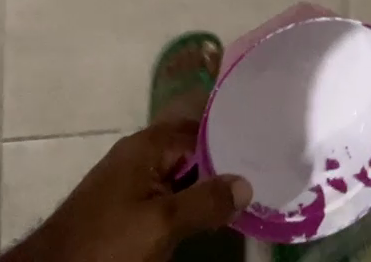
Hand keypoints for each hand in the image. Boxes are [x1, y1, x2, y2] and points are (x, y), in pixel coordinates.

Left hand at [1, 120, 252, 261]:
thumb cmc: (107, 242)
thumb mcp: (162, 224)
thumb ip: (204, 202)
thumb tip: (246, 182)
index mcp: (147, 145)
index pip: (200, 127)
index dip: (231, 137)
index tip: (262, 147)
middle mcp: (138, 154)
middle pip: (190, 149)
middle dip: (221, 162)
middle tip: (260, 174)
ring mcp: (129, 179)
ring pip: (179, 174)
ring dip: (204, 186)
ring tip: (241, 197)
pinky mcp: (124, 205)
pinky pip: (165, 193)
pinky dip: (186, 201)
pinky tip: (206, 217)